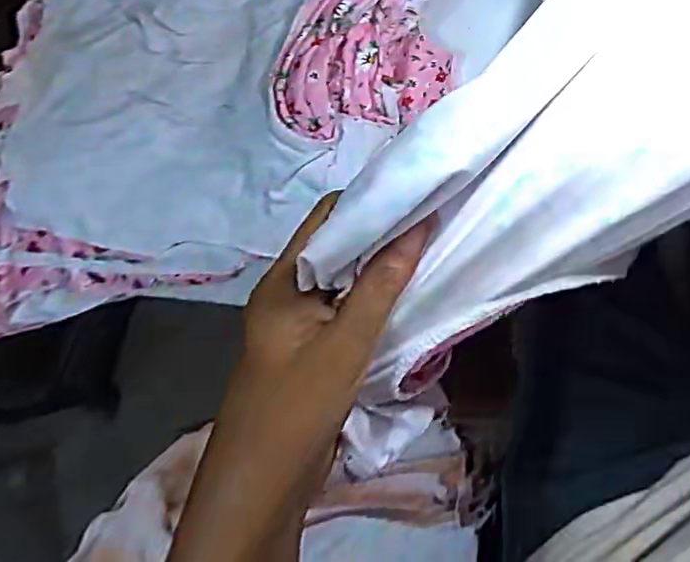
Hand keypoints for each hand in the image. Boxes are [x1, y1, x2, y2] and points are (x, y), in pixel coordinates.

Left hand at [241, 192, 431, 394]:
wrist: (258, 494)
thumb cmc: (295, 409)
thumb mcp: (345, 343)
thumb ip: (382, 282)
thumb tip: (419, 223)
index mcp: (283, 281)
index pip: (328, 217)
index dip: (370, 201)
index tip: (416, 194)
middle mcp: (289, 292)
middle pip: (339, 245)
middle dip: (383, 231)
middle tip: (431, 218)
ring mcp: (300, 321)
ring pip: (347, 276)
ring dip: (383, 264)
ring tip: (428, 247)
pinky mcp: (314, 346)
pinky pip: (349, 305)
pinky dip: (378, 294)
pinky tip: (408, 291)